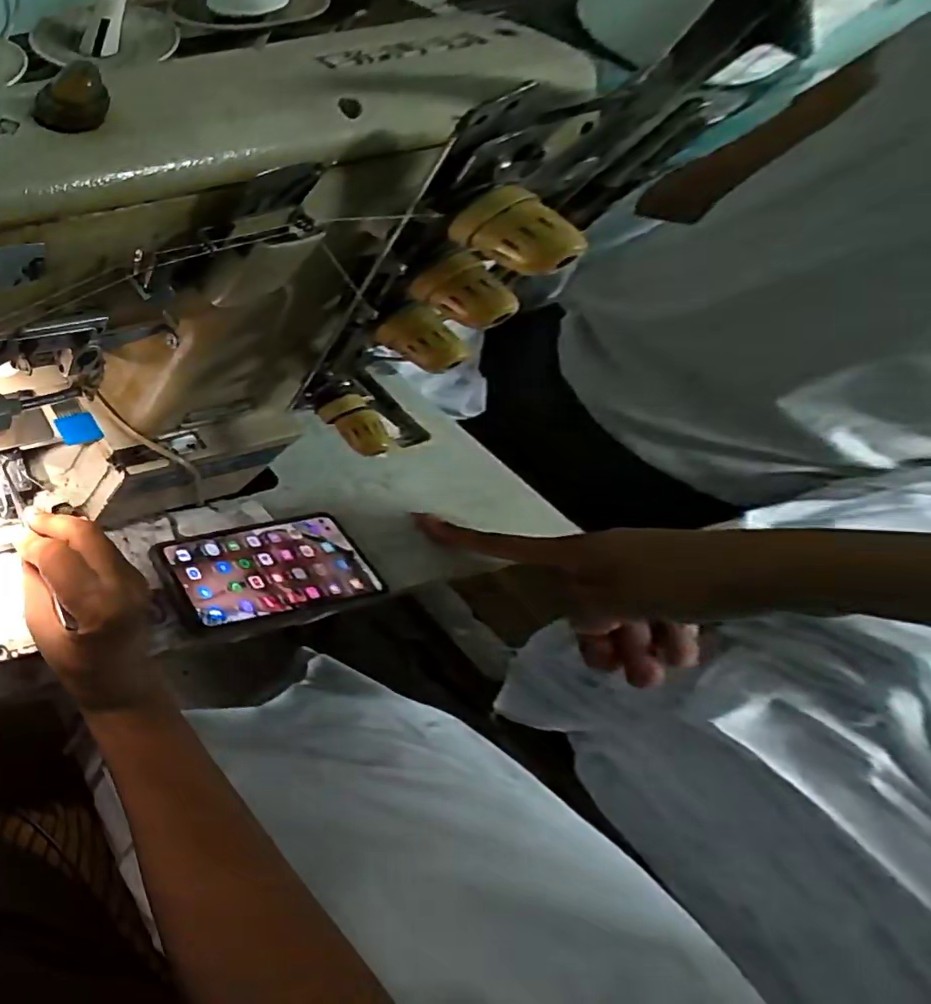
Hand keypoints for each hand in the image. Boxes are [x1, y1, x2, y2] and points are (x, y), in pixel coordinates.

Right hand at [16, 511, 166, 712]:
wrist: (124, 686)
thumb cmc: (80, 670)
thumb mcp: (44, 635)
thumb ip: (35, 590)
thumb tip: (28, 553)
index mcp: (97, 607)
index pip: (59, 558)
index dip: (34, 544)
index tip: (17, 540)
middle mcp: (121, 584)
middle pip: (84, 534)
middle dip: (53, 523)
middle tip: (28, 520)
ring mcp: (132, 578)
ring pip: (95, 535)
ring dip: (66, 528)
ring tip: (40, 529)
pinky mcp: (134, 575)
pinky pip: (102, 546)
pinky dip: (78, 540)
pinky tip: (60, 545)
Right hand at [416, 514, 711, 687]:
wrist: (775, 572)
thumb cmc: (682, 581)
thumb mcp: (620, 602)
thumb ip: (584, 613)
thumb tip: (577, 620)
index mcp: (576, 553)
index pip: (506, 546)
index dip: (463, 538)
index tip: (422, 520)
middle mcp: (600, 556)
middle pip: (577, 597)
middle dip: (594, 636)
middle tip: (617, 675)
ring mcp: (639, 566)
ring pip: (619, 609)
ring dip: (633, 645)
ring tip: (657, 679)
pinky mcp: (676, 578)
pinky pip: (652, 608)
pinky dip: (661, 633)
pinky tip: (683, 657)